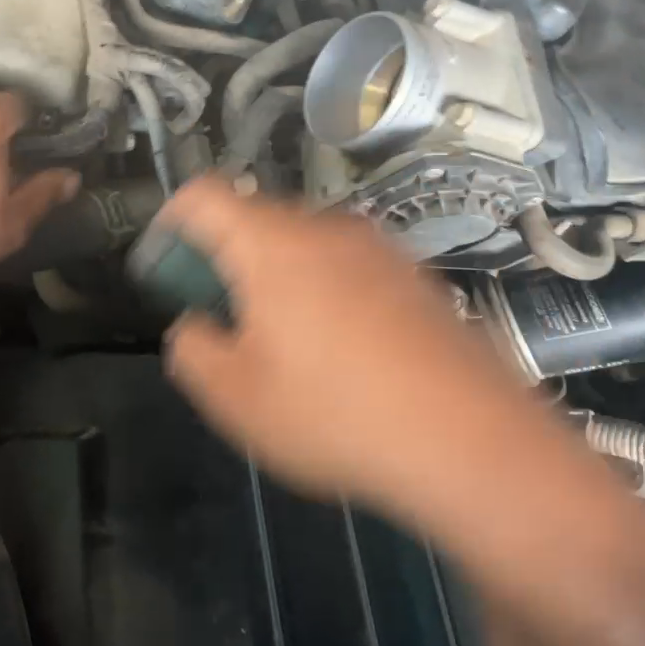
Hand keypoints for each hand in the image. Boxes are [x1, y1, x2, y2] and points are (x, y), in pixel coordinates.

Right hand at [159, 177, 552, 515]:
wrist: (480, 450)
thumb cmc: (336, 415)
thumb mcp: (232, 397)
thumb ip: (191, 349)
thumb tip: (195, 325)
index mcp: (270, 245)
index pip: (202, 195)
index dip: (171, 221)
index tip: (164, 266)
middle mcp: (327, 230)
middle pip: (254, 218)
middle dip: (223, 257)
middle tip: (219, 314)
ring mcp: (383, 252)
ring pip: (304, 243)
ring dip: (275, 275)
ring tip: (280, 339)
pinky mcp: (423, 282)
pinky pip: (350, 268)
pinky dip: (324, 291)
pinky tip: (341, 354)